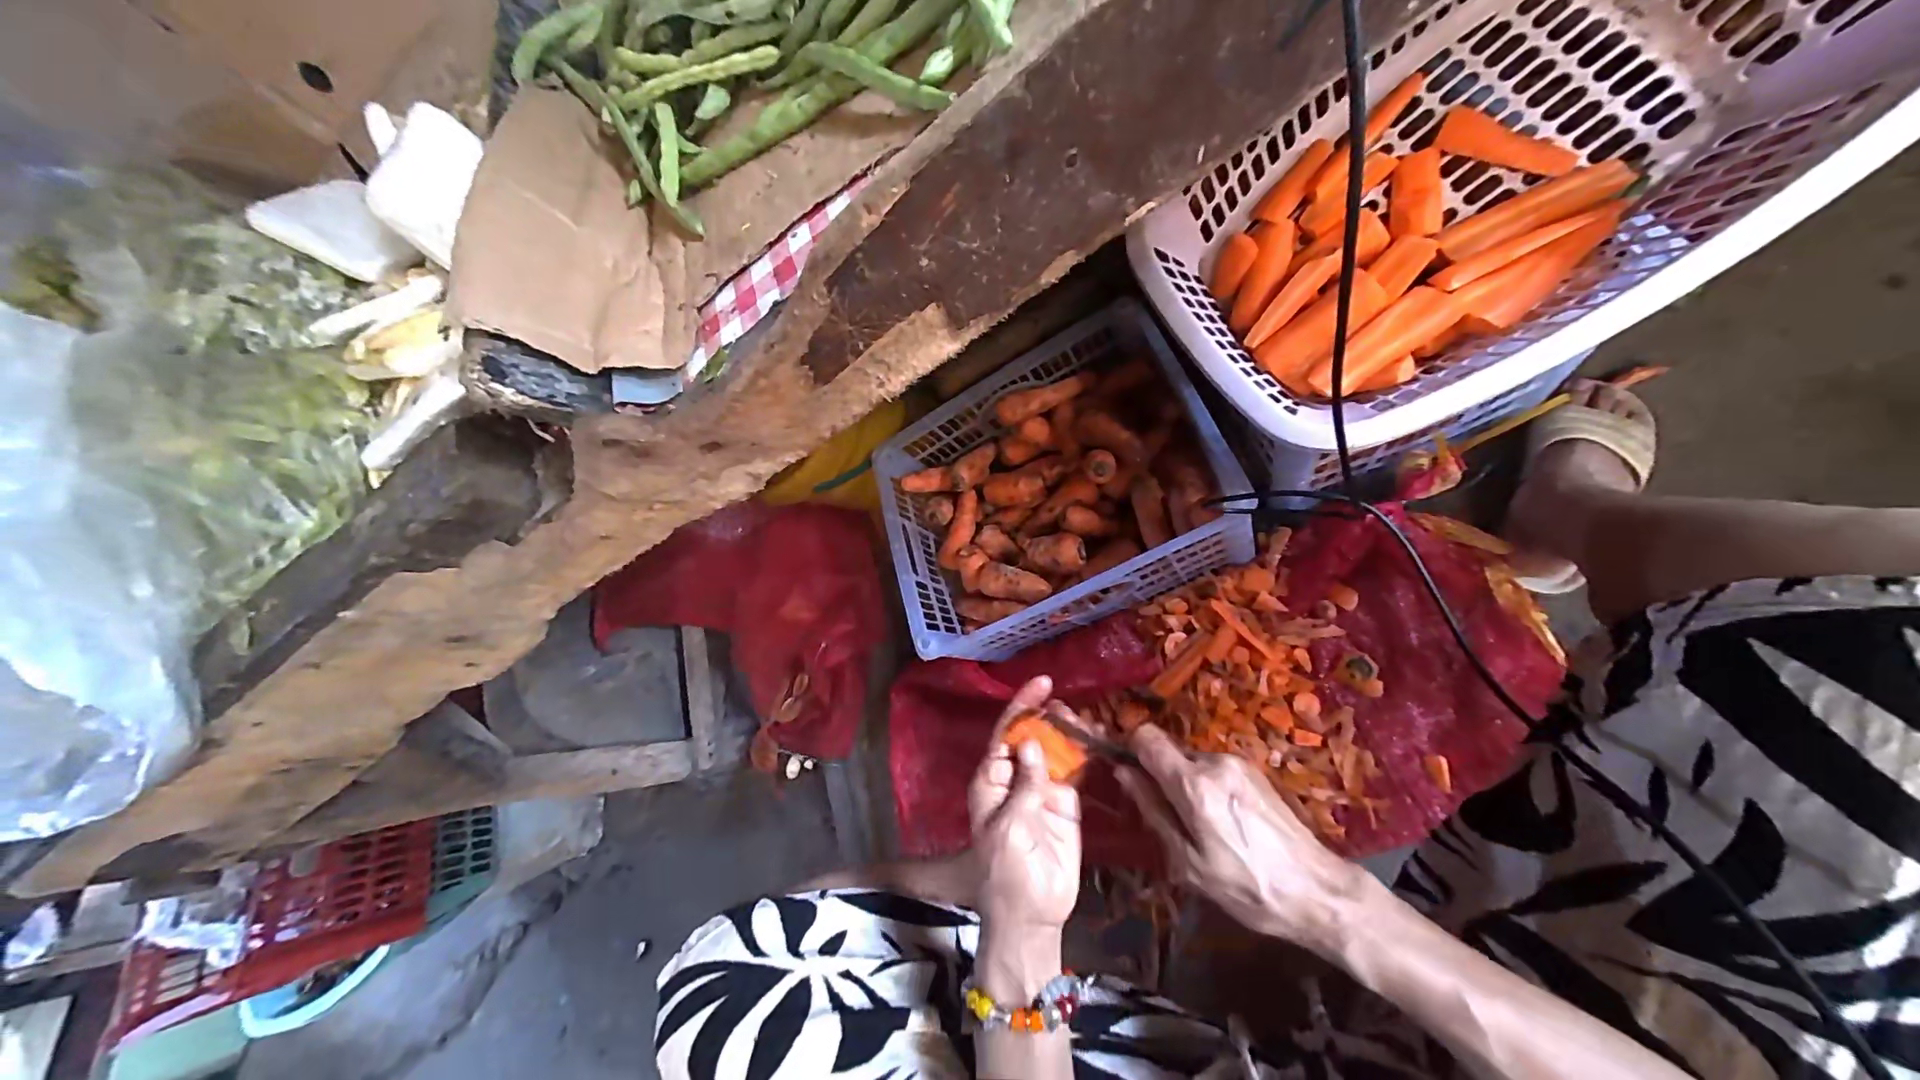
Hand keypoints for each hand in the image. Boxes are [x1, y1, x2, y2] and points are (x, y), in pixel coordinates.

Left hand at [968, 677, 1082, 930]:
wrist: (1033, 915)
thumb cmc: (1007, 873)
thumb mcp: (1009, 828)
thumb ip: (1023, 786)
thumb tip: (1031, 742)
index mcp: (992, 779)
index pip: (1005, 734)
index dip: (1020, 707)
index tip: (1040, 684)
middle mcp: (1016, 777)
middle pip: (1032, 736)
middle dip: (1048, 715)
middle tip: (1069, 706)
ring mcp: (1042, 788)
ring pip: (1055, 749)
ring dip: (1069, 731)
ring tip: (1086, 718)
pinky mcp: (1066, 803)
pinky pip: (1075, 771)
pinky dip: (1086, 754)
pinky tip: (1098, 738)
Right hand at [1116, 723, 1364, 952]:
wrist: (1319, 893)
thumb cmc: (1247, 887)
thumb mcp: (1188, 862)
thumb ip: (1153, 811)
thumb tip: (1124, 774)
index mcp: (1193, 783)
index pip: (1146, 737)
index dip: (1131, 750)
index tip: (1129, 775)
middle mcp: (1215, 762)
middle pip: (1170, 752)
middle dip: (1161, 777)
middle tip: (1169, 819)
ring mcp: (1239, 764)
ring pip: (1192, 762)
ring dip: (1186, 785)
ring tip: (1202, 829)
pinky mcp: (1256, 772)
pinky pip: (1215, 770)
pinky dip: (1208, 789)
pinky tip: (1226, 825)